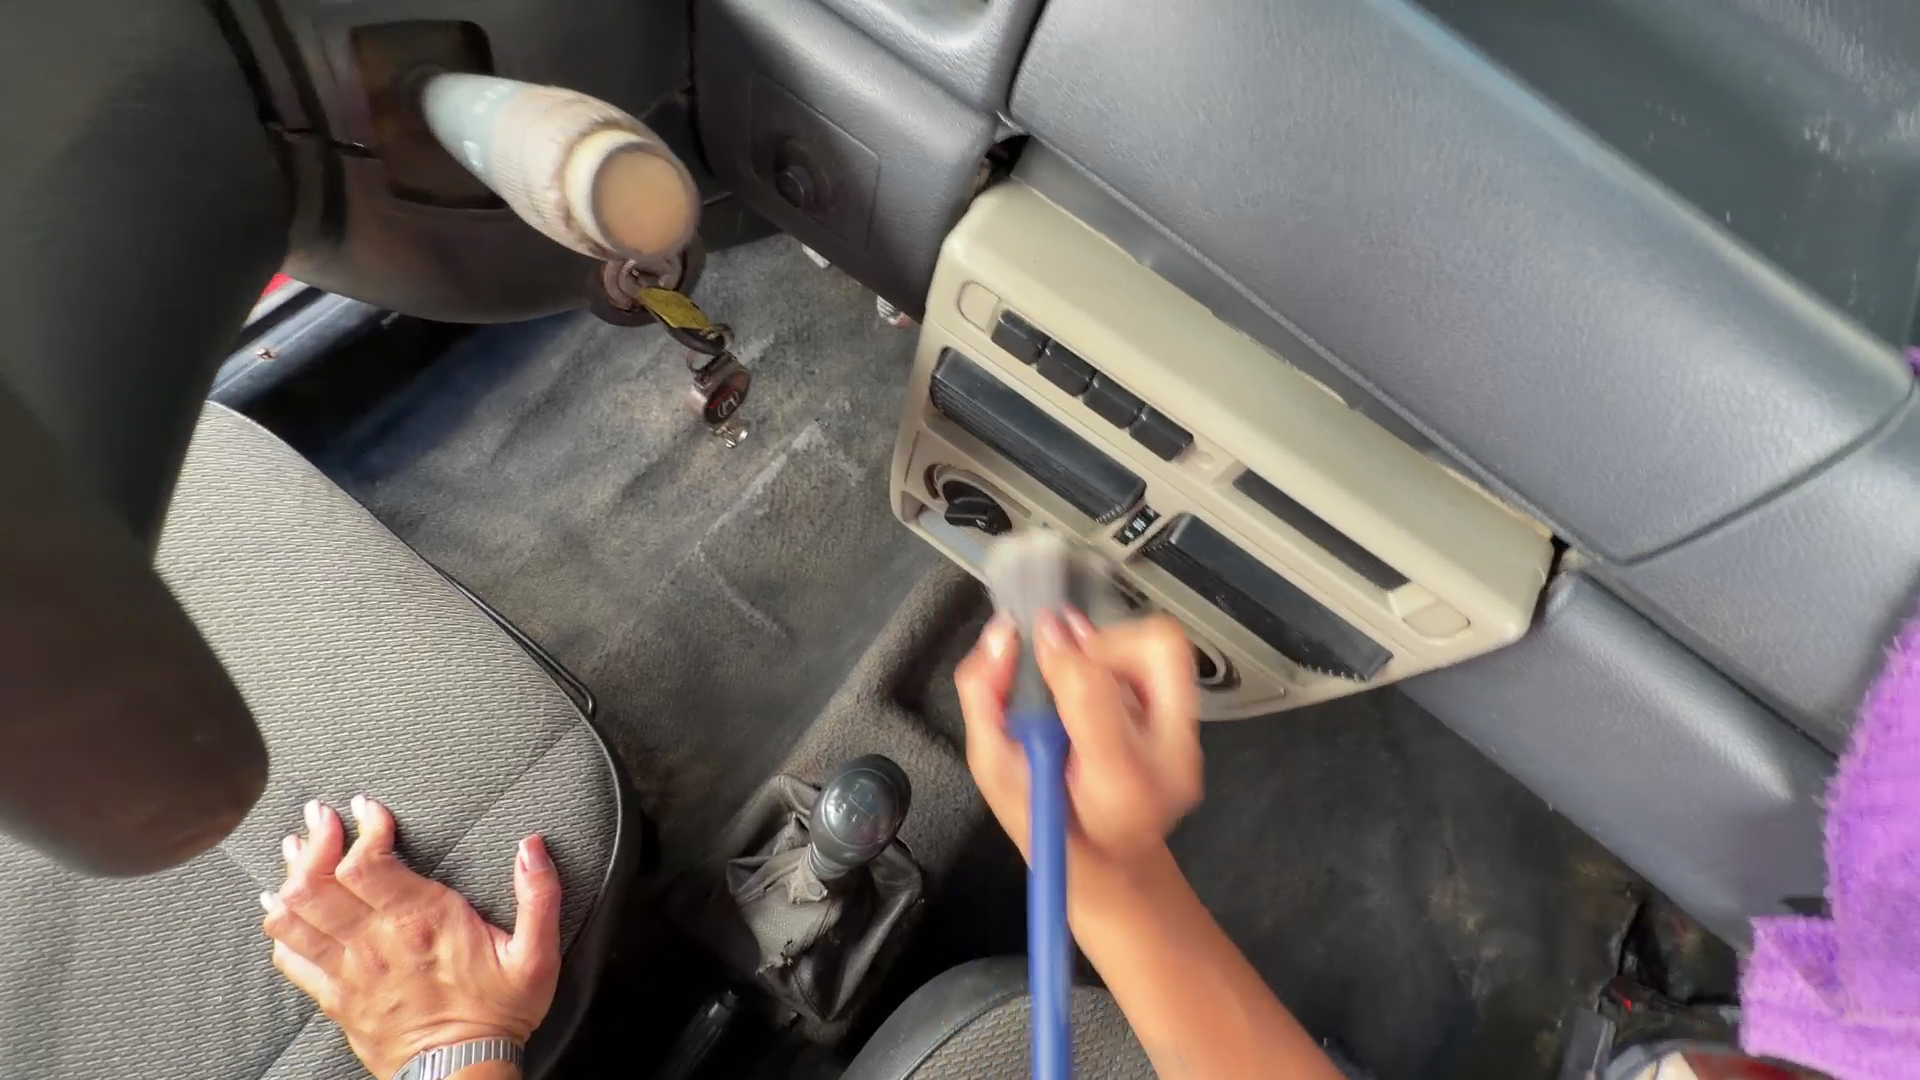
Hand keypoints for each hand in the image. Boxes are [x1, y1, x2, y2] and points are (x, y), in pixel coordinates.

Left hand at [261, 796, 560, 1078]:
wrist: (460, 1074)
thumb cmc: (501, 1009)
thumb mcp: (538, 951)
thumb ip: (540, 893)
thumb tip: (532, 845)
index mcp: (425, 922)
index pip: (371, 865)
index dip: (363, 829)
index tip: (370, 805)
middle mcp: (377, 942)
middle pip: (321, 883)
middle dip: (317, 840)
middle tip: (320, 812)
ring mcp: (350, 972)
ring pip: (297, 915)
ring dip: (291, 874)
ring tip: (295, 843)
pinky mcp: (336, 997)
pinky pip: (289, 957)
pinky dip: (278, 925)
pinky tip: (276, 903)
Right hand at [955, 611, 1203, 877]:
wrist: (1110, 863)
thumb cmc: (1047, 826)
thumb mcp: (993, 770)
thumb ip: (985, 696)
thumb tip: (1002, 633)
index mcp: (1118, 786)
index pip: (1096, 691)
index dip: (1059, 652)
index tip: (1034, 632)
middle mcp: (1169, 759)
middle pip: (1155, 650)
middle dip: (1100, 641)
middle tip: (1062, 658)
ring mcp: (1189, 742)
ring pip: (1161, 647)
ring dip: (1110, 647)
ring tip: (1076, 678)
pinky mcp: (1191, 724)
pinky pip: (1161, 660)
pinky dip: (1121, 657)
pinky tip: (1095, 688)